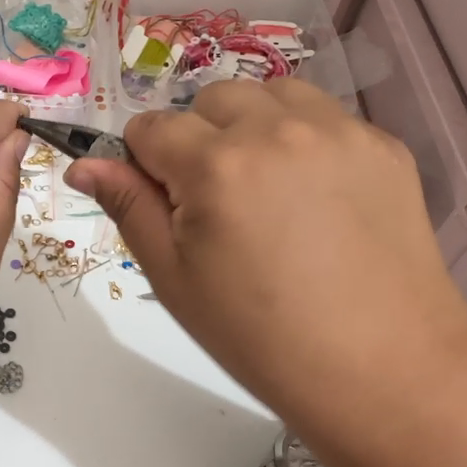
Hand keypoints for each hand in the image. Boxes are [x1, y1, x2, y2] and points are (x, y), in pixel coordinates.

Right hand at [64, 78, 466, 437]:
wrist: (382, 370)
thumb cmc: (259, 337)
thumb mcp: (174, 279)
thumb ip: (128, 208)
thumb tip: (83, 162)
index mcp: (215, 165)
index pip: (151, 128)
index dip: (145, 164)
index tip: (165, 205)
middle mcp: (277, 129)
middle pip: (211, 100)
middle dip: (200, 140)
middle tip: (218, 205)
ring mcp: (339, 131)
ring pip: (271, 96)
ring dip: (253, 127)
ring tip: (265, 190)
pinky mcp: (384, 146)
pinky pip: (325, 118)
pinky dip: (305, 142)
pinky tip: (316, 201)